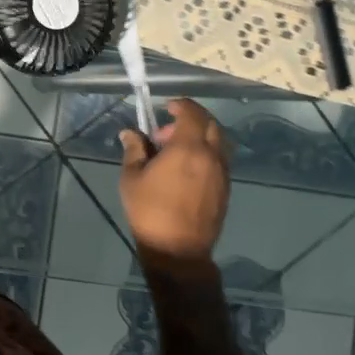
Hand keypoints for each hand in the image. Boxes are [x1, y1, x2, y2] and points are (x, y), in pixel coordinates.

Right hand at [118, 98, 231, 262]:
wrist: (178, 249)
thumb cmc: (149, 210)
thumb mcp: (132, 177)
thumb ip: (134, 150)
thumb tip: (130, 133)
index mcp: (188, 148)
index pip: (192, 114)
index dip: (181, 106)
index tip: (167, 107)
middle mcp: (211, 155)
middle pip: (210, 125)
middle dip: (191, 120)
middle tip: (167, 133)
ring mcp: (222, 172)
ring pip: (218, 142)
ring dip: (200, 137)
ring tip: (177, 152)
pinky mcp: (225, 188)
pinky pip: (219, 159)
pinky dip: (206, 153)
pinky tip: (186, 170)